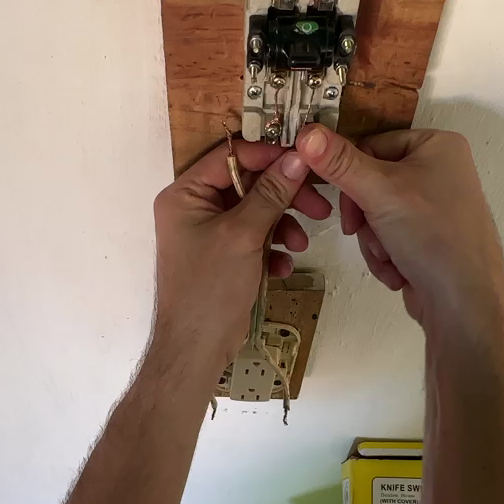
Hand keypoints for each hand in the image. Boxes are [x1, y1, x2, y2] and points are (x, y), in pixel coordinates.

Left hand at [150, 139, 330, 370]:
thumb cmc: (210, 288)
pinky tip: (282, 267)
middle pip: (248, 185)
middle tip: (319, 206)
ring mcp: (209, 234)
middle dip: (284, 198)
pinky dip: (271, 250)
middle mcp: (194, 209)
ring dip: (282, 227)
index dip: (268, 156)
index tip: (304, 161)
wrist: (197, 347)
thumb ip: (271, 193)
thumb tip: (297, 157)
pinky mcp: (225, 258)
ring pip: (256, 214)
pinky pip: (254, 240)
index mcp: (185, 195)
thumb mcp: (243, 235)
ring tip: (299, 246)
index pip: (229, 157)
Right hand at [296, 125, 503, 333]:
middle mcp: (440, 171)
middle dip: (365, 220)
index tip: (349, 207)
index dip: (352, 178)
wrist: (462, 302)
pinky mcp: (428, 240)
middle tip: (367, 235)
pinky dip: (386, 257)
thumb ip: (339, 163)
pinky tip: (399, 271)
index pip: (372, 146)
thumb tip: (305, 133)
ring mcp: (435, 208)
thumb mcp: (379, 192)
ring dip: (373, 243)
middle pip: (371, 185)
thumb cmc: (431, 236)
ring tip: (391, 258)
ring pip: (376, 217)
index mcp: (437, 145)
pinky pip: (389, 239)